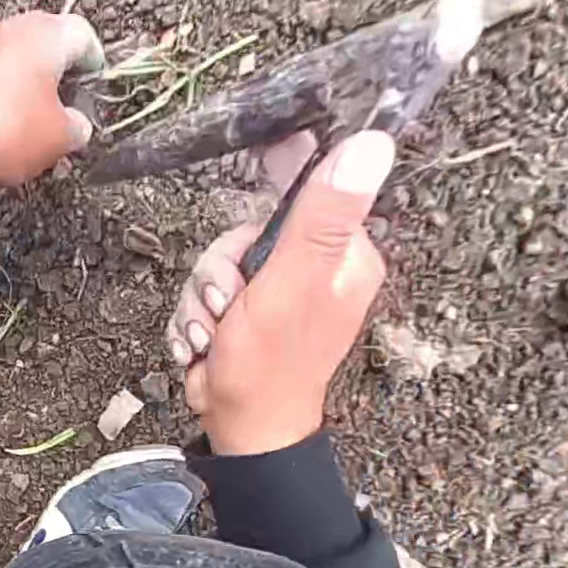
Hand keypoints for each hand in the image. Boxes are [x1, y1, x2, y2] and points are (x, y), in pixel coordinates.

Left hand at [0, 12, 103, 186]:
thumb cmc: (14, 133)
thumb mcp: (63, 137)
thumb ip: (81, 124)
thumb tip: (78, 122)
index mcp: (46, 34)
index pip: (84, 35)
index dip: (96, 63)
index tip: (96, 90)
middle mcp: (15, 28)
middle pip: (53, 40)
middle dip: (67, 70)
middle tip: (73, 104)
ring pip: (25, 55)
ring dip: (40, 81)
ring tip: (44, 116)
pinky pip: (2, 69)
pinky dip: (15, 88)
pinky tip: (15, 119)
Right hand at [175, 132, 393, 455]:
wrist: (239, 424)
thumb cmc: (270, 363)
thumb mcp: (295, 283)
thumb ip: (322, 218)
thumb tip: (372, 143)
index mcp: (341, 257)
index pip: (309, 194)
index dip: (272, 196)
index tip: (248, 218)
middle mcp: (309, 269)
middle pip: (246, 231)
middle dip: (221, 270)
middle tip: (226, 303)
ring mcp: (272, 291)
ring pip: (217, 263)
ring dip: (202, 301)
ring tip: (209, 335)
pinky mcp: (241, 311)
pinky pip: (204, 291)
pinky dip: (195, 319)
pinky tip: (199, 346)